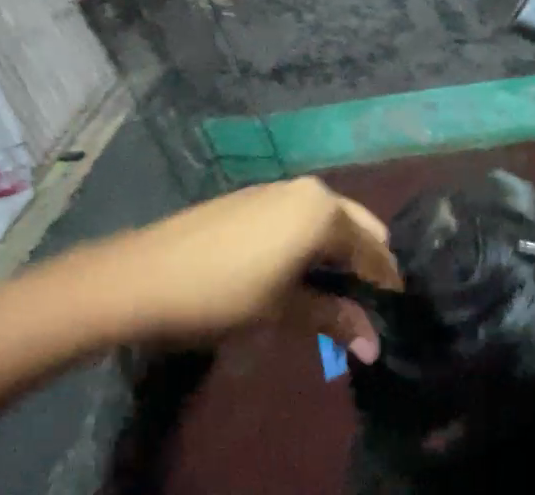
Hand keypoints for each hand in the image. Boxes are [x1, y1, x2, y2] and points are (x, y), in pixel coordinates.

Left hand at [68, 178, 400, 360]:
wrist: (139, 277)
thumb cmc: (222, 295)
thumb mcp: (282, 312)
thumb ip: (333, 319)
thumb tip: (375, 345)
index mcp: (324, 213)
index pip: (374, 248)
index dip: (386, 282)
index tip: (394, 310)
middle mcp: (310, 191)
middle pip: (356, 225)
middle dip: (365, 260)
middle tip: (365, 301)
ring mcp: (278, 189)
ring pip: (327, 218)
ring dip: (337, 250)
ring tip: (332, 290)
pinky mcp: (252, 197)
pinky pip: (300, 216)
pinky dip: (310, 240)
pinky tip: (296, 270)